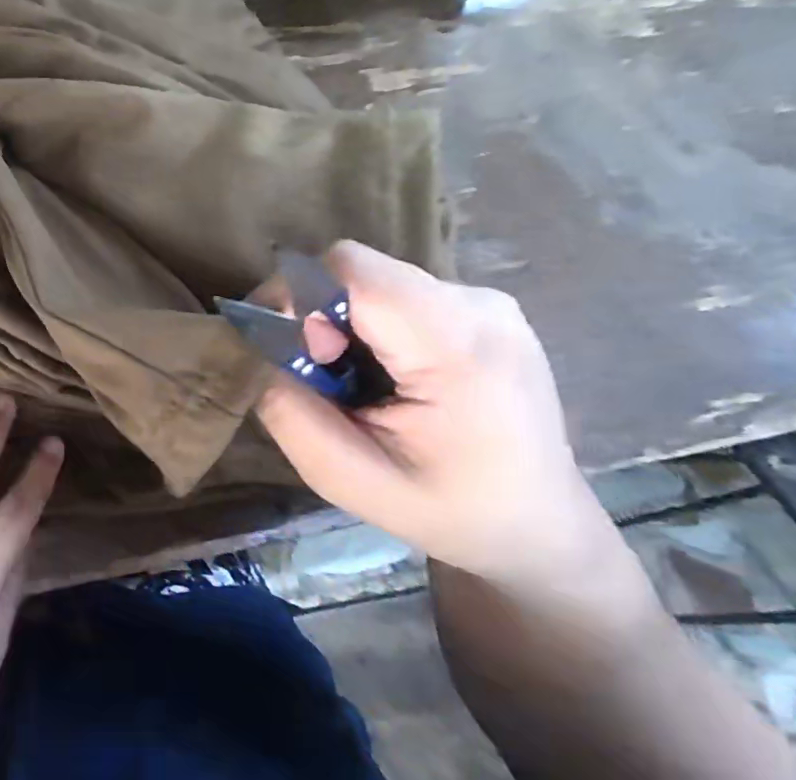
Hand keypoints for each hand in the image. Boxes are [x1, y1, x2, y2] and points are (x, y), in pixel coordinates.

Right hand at [255, 241, 617, 589]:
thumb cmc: (447, 510)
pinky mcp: (483, 305)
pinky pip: (397, 290)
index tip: (294, 350)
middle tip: (324, 374)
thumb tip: (255, 347)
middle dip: (318, 313)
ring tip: (357, 381)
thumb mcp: (346, 478)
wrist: (539, 527)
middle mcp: (479, 305)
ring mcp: (487, 301)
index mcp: (457, 347)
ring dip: (343, 320)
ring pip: (373, 278)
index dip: (297, 294)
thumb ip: (287, 409)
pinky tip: (387, 373)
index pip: (350, 269)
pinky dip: (370, 322)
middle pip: (357, 269)